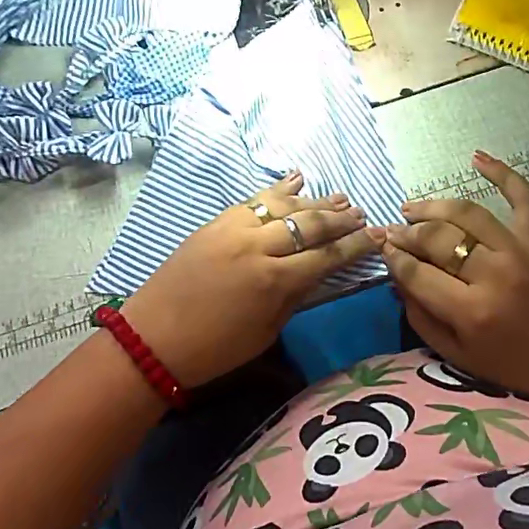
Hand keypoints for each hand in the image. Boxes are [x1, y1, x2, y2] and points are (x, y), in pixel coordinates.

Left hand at [118, 170, 375, 386]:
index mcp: (273, 281)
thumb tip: (318, 272)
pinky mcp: (215, 223)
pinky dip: (277, 190)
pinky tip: (297, 179)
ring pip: (284, 206)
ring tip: (340, 198)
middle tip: (361, 215)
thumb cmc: (214, 349)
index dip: (355, 246)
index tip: (378, 236)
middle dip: (340, 220)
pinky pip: (252, 200)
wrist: (151, 340)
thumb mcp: (266, 331)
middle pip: (310, 225)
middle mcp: (257, 247)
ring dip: (315, 202)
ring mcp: (233, 229)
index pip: (326, 256)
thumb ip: (295, 297)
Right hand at [371, 151, 528, 399]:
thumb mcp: (456, 353)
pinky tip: (477, 158)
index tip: (383, 247)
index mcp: (472, 311)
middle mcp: (494, 275)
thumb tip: (398, 275)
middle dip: (408, 233)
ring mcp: (520, 251)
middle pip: (438, 240)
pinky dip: (503, 173)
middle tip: (394, 230)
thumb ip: (421, 316)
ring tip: (413, 208)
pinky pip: (523, 197)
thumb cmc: (511, 360)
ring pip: (468, 214)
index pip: (418, 273)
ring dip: (435, 207)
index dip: (395, 257)